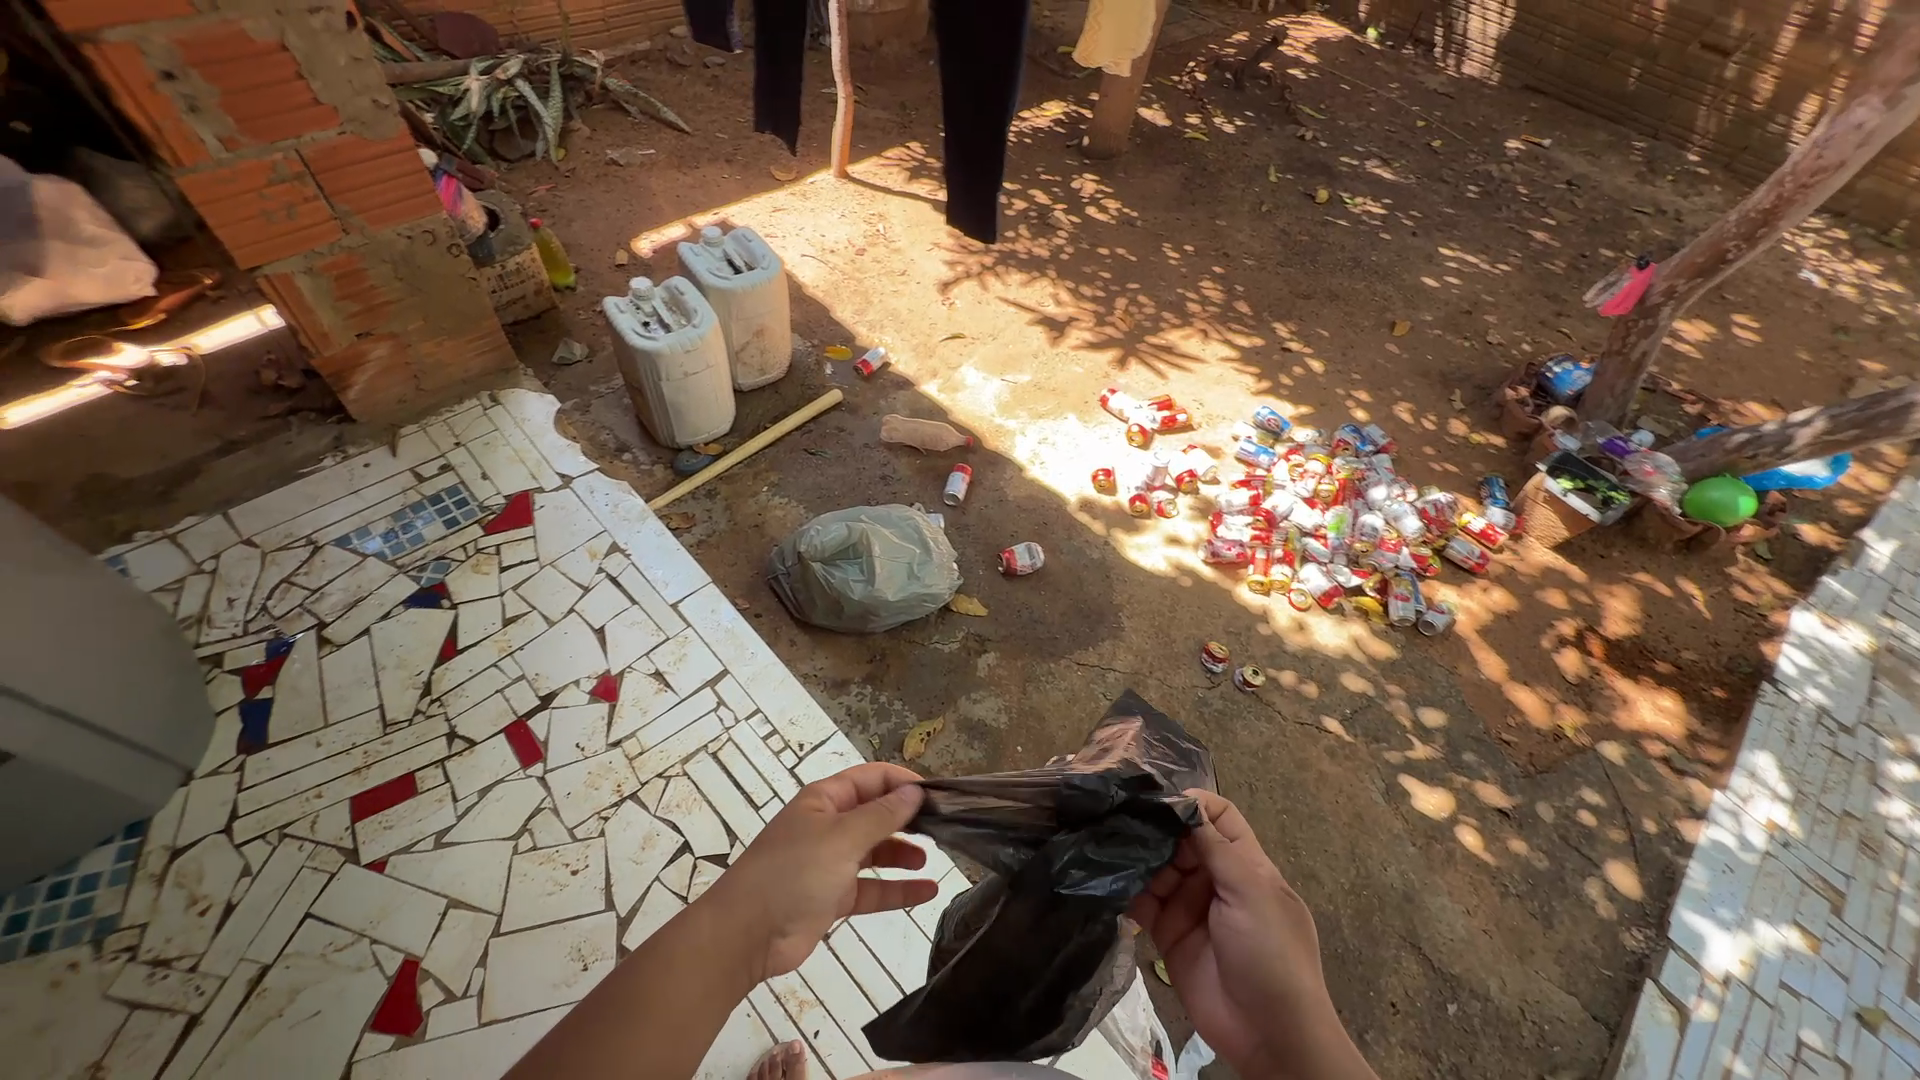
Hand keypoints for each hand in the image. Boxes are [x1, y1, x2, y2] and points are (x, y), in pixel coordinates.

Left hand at [702, 762, 937, 981]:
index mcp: (825, 799)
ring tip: (932, 856)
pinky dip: (898, 889)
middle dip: (908, 817)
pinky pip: (873, 888)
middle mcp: (829, 826)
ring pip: (876, 851)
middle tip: (945, 825)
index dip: (904, 783)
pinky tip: (927, 891)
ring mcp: (830, 862)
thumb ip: (882, 816)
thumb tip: (915, 791)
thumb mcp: (841, 838)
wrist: (746, 934)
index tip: (939, 796)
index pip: (872, 779)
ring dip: (903, 852)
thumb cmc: (793, 872)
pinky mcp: (833, 897)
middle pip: (876, 813)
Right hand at [1130, 791, 1375, 1079]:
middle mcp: (1214, 879)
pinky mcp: (1167, 934)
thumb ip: (1214, 847)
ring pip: (1157, 867)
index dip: (1192, 804)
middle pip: (1180, 839)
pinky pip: (1141, 903)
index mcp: (1245, 864)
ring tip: (1106, 844)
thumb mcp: (1251, 893)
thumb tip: (1185, 802)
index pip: (1218, 816)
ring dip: (1136, 856)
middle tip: (1119, 817)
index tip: (1159, 799)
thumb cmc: (1272, 954)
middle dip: (1155, 828)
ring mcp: (1190, 907)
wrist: (1270, 1034)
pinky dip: (1124, 890)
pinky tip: (1104, 877)